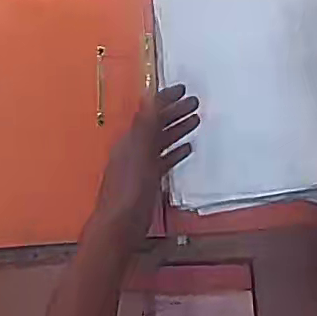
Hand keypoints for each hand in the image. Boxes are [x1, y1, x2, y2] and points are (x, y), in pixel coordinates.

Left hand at [84, 84, 199, 256]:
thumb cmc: (130, 190)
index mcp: (130, 140)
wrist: (120, 226)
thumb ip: (146, 123)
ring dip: (177, 129)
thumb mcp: (139, 153)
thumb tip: (149, 94)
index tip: (183, 89)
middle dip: (175, 112)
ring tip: (196, 120)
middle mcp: (134, 149)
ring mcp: (140, 165)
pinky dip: (175, 151)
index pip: (149, 112)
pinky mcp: (148, 180)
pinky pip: (164, 159)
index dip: (166, 99)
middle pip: (157, 125)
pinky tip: (187, 149)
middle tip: (195, 102)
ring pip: (162, 141)